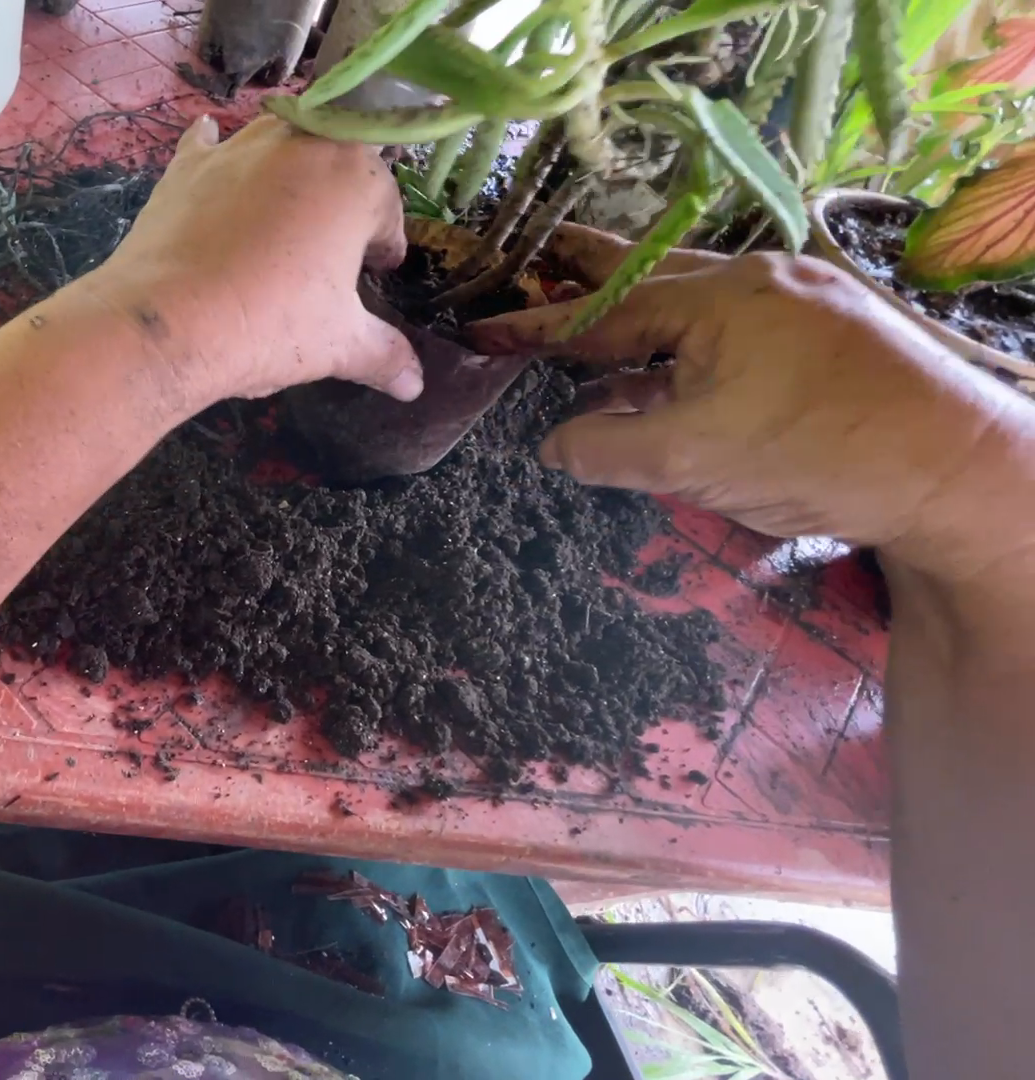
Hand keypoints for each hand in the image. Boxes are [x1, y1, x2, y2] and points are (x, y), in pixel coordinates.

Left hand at [82, 113, 422, 405]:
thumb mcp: (337, 346)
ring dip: (286, 173)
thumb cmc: (269, 327)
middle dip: (339, 207)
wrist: (169, 326)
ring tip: (280, 214)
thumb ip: (383, 356)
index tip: (375, 272)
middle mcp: (301, 145)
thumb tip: (415, 385)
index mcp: (354, 179)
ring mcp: (239, 150)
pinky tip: (211, 143)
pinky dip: (213, 147)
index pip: (385, 211)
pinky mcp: (185, 168)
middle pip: (335, 170)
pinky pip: (206, 144)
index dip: (382, 247)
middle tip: (328, 254)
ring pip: (277, 148)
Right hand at [469, 224, 1034, 584]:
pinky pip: (716, 335)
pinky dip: (666, 355)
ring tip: (572, 329)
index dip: (534, 326)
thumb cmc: (815, 455)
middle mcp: (759, 283)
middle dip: (584, 272)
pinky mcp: (815, 337)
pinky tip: (637, 384)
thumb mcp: (685, 460)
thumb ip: (601, 447)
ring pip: (682, 304)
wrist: (963, 477)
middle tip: (535, 258)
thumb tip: (551, 446)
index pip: (604, 310)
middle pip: (647, 274)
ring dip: (623, 322)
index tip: (481, 331)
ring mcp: (794, 305)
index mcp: (725, 298)